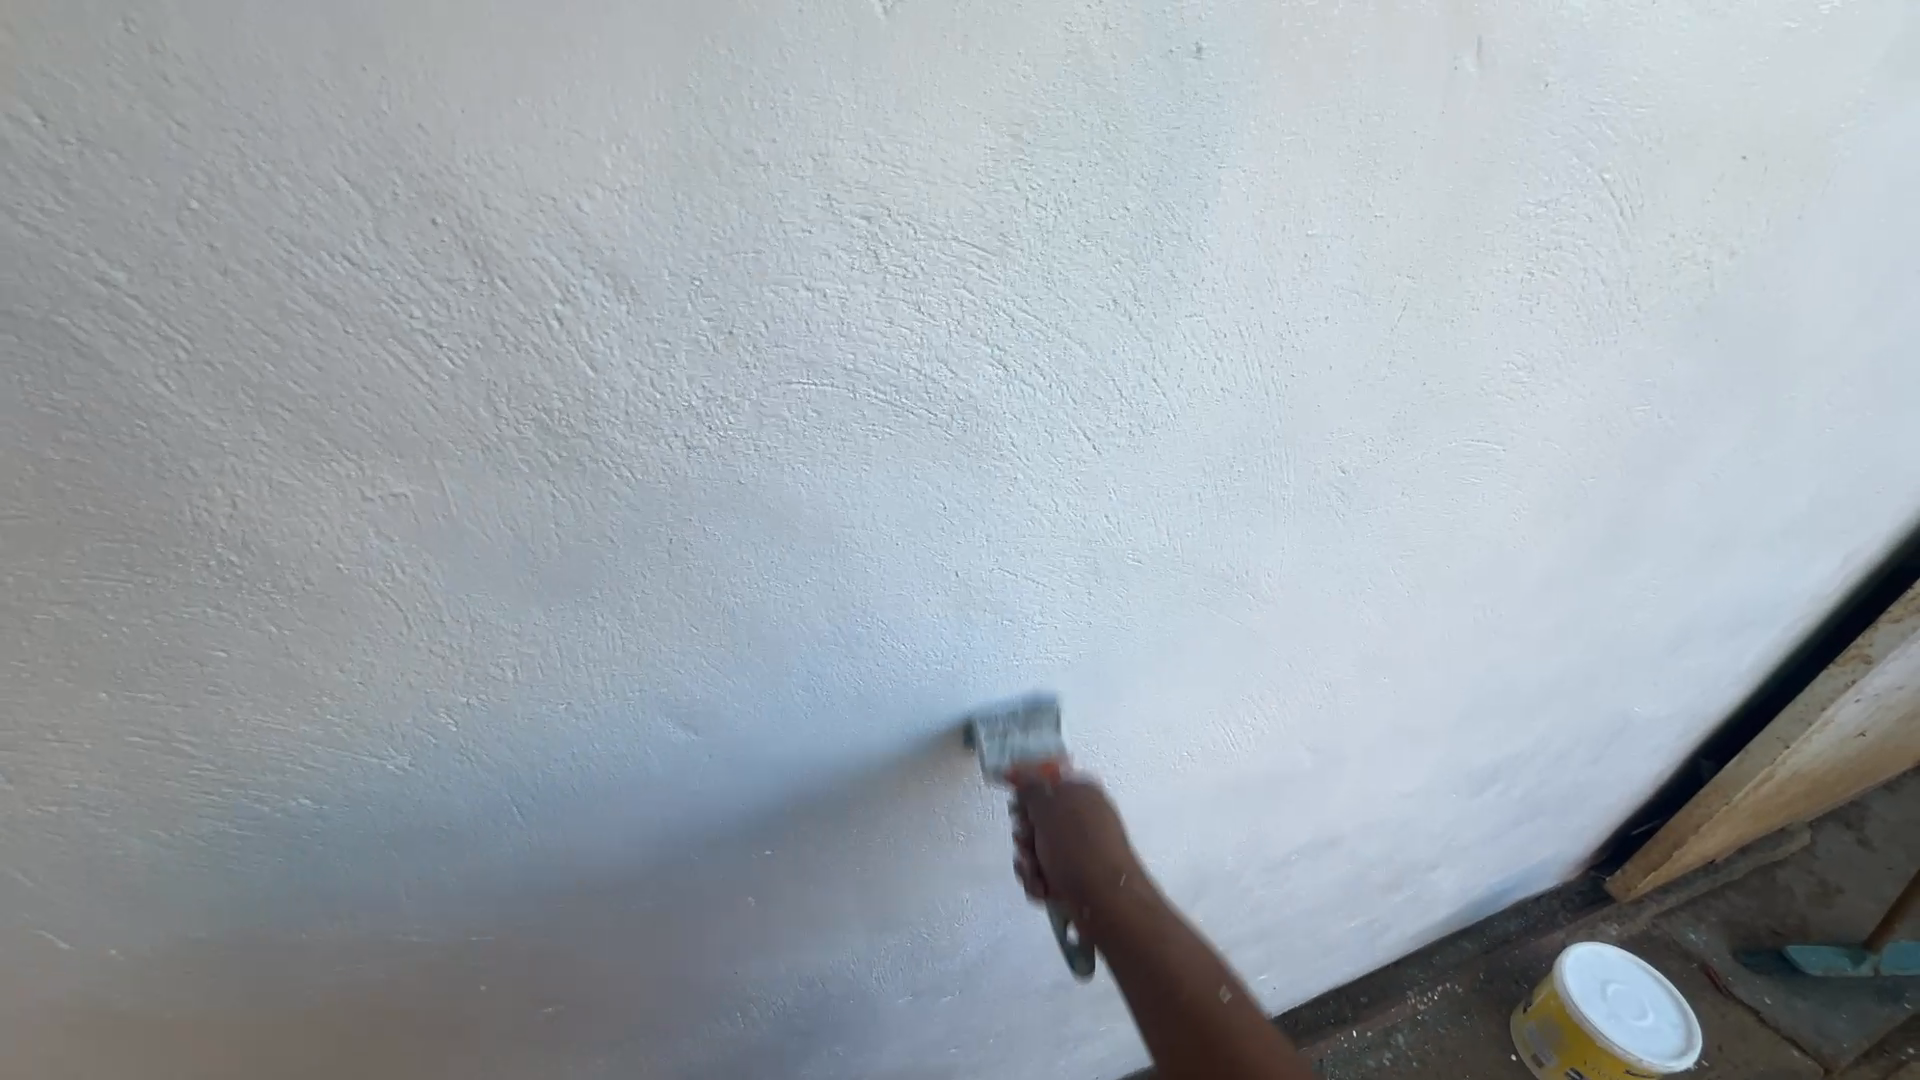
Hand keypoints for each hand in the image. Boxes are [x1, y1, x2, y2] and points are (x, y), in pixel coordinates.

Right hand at [1011, 773, 1146, 918]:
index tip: (1013, 800)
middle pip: (1038, 818)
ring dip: (1029, 861)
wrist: (1105, 901)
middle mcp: (1083, 819)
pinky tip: (1043, 889)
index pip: (1048, 780)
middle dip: (1025, 832)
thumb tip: (1025, 774)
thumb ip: (1031, 787)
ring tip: (1036, 871)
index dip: (1028, 789)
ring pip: (1038, 849)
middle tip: (1026, 840)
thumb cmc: (1076, 847)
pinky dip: (1039, 881)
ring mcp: (1080, 851)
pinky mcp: (1076, 879)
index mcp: (1082, 793)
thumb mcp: (1047, 807)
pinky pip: (1045, 874)